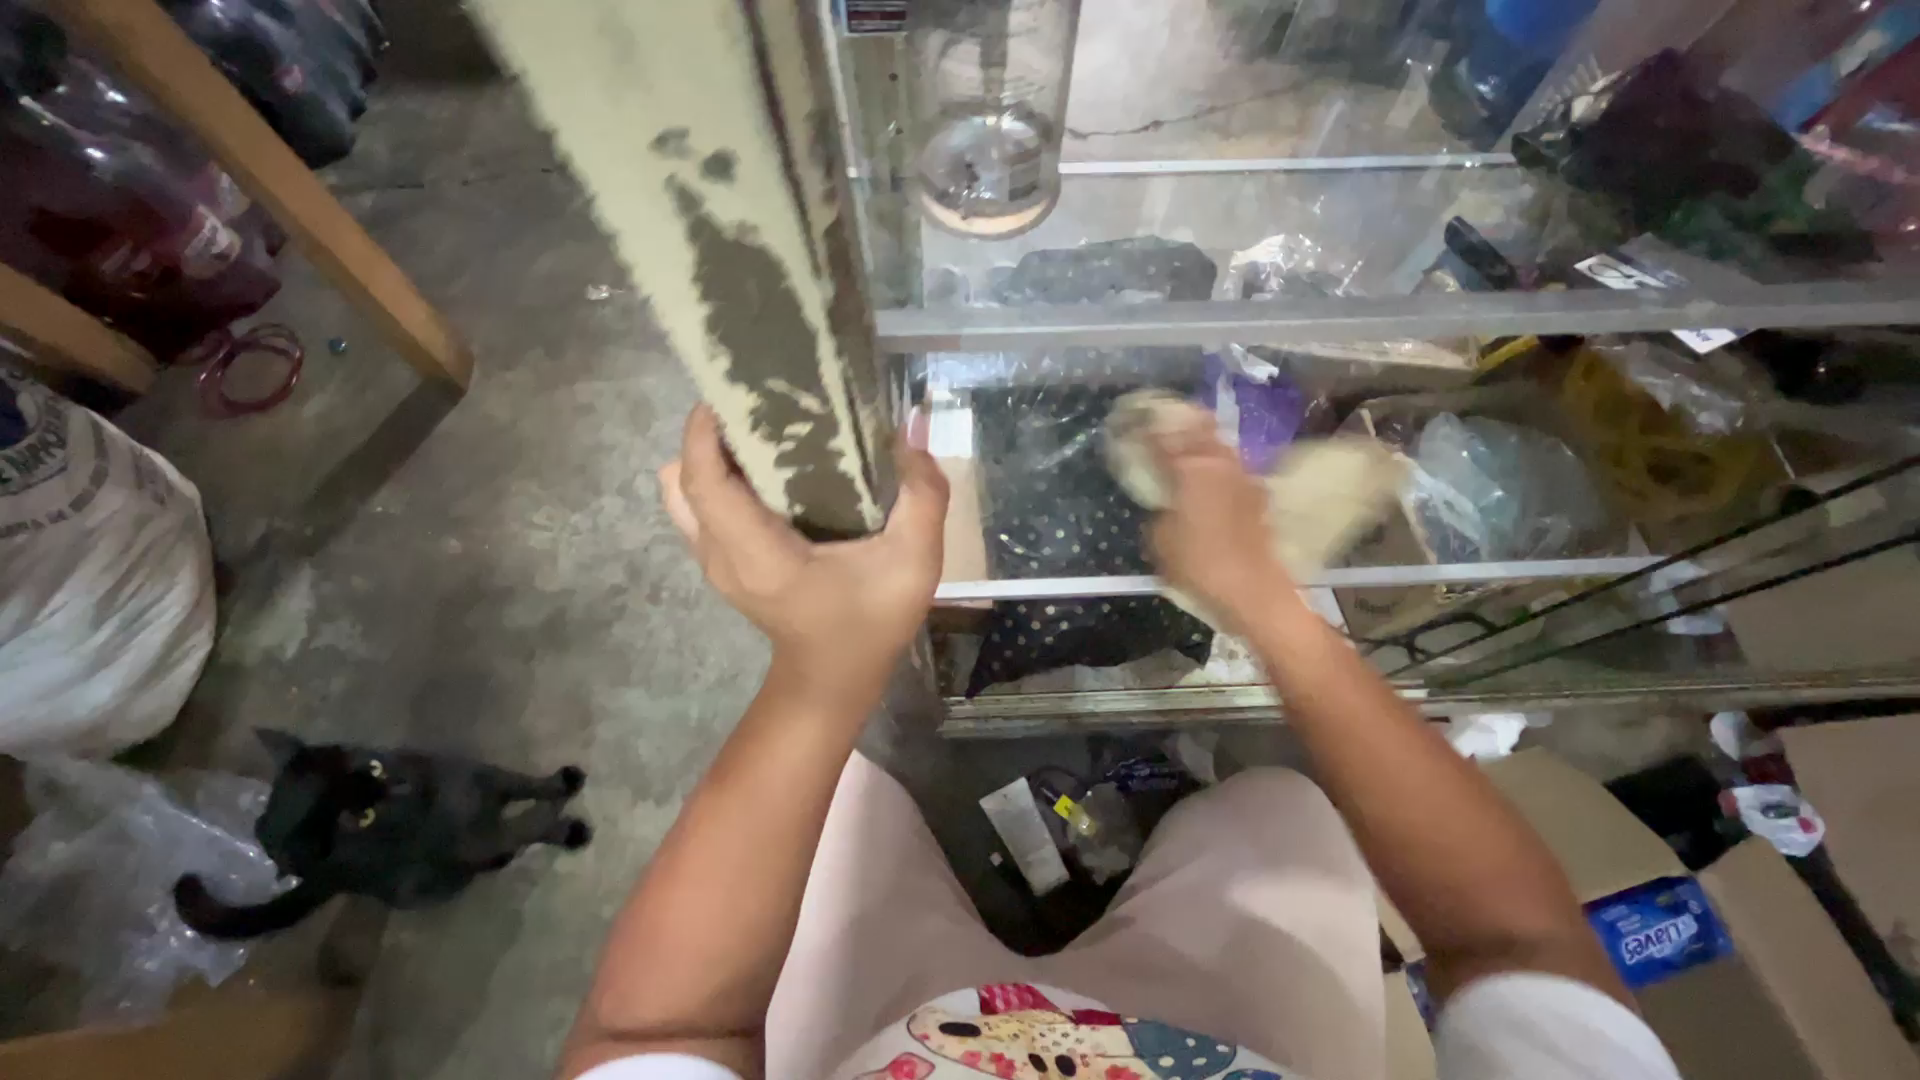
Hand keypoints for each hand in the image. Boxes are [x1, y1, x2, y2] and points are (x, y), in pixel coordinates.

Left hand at [660, 405, 948, 705]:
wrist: (834, 677)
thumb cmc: (871, 622)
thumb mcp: (914, 562)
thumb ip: (922, 496)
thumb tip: (910, 431)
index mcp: (759, 555)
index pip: (705, 483)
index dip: (706, 432)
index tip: (734, 391)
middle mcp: (720, 556)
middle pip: (685, 479)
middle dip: (711, 433)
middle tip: (760, 404)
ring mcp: (712, 562)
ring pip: (682, 492)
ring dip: (709, 455)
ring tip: (759, 434)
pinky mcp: (718, 563)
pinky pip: (696, 507)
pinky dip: (714, 478)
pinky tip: (761, 469)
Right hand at [1145, 413, 1293, 633]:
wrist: (1254, 591)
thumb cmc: (1199, 567)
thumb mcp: (1160, 542)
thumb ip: (1158, 511)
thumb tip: (1164, 501)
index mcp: (1188, 470)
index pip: (1161, 437)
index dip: (1144, 426)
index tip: (1132, 420)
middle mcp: (1217, 463)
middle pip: (1197, 427)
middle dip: (1177, 420)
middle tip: (1160, 420)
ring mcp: (1242, 475)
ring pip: (1218, 442)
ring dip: (1200, 436)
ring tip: (1184, 438)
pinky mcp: (1257, 493)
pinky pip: (1231, 463)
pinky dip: (1217, 459)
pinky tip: (1209, 469)